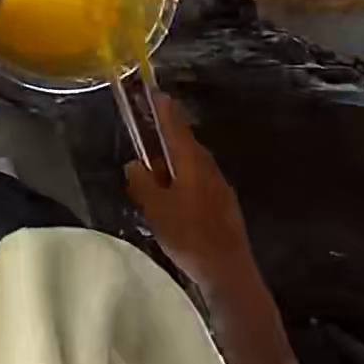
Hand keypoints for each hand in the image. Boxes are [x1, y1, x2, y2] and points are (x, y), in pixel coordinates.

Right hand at [125, 94, 254, 287]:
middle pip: (183, 145)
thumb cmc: (188, 234)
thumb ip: (142, 182)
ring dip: (172, 168)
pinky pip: (198, 183)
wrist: (228, 270)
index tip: (156, 93)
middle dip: (163, 144)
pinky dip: (182, 184)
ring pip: (190, 166)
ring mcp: (219, 186)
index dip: (163, 110)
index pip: (175, 126)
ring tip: (153, 185)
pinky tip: (173, 204)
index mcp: (191, 161)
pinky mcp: (223, 205)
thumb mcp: (155, 208)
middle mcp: (208, 167)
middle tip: (144, 151)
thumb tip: (134, 163)